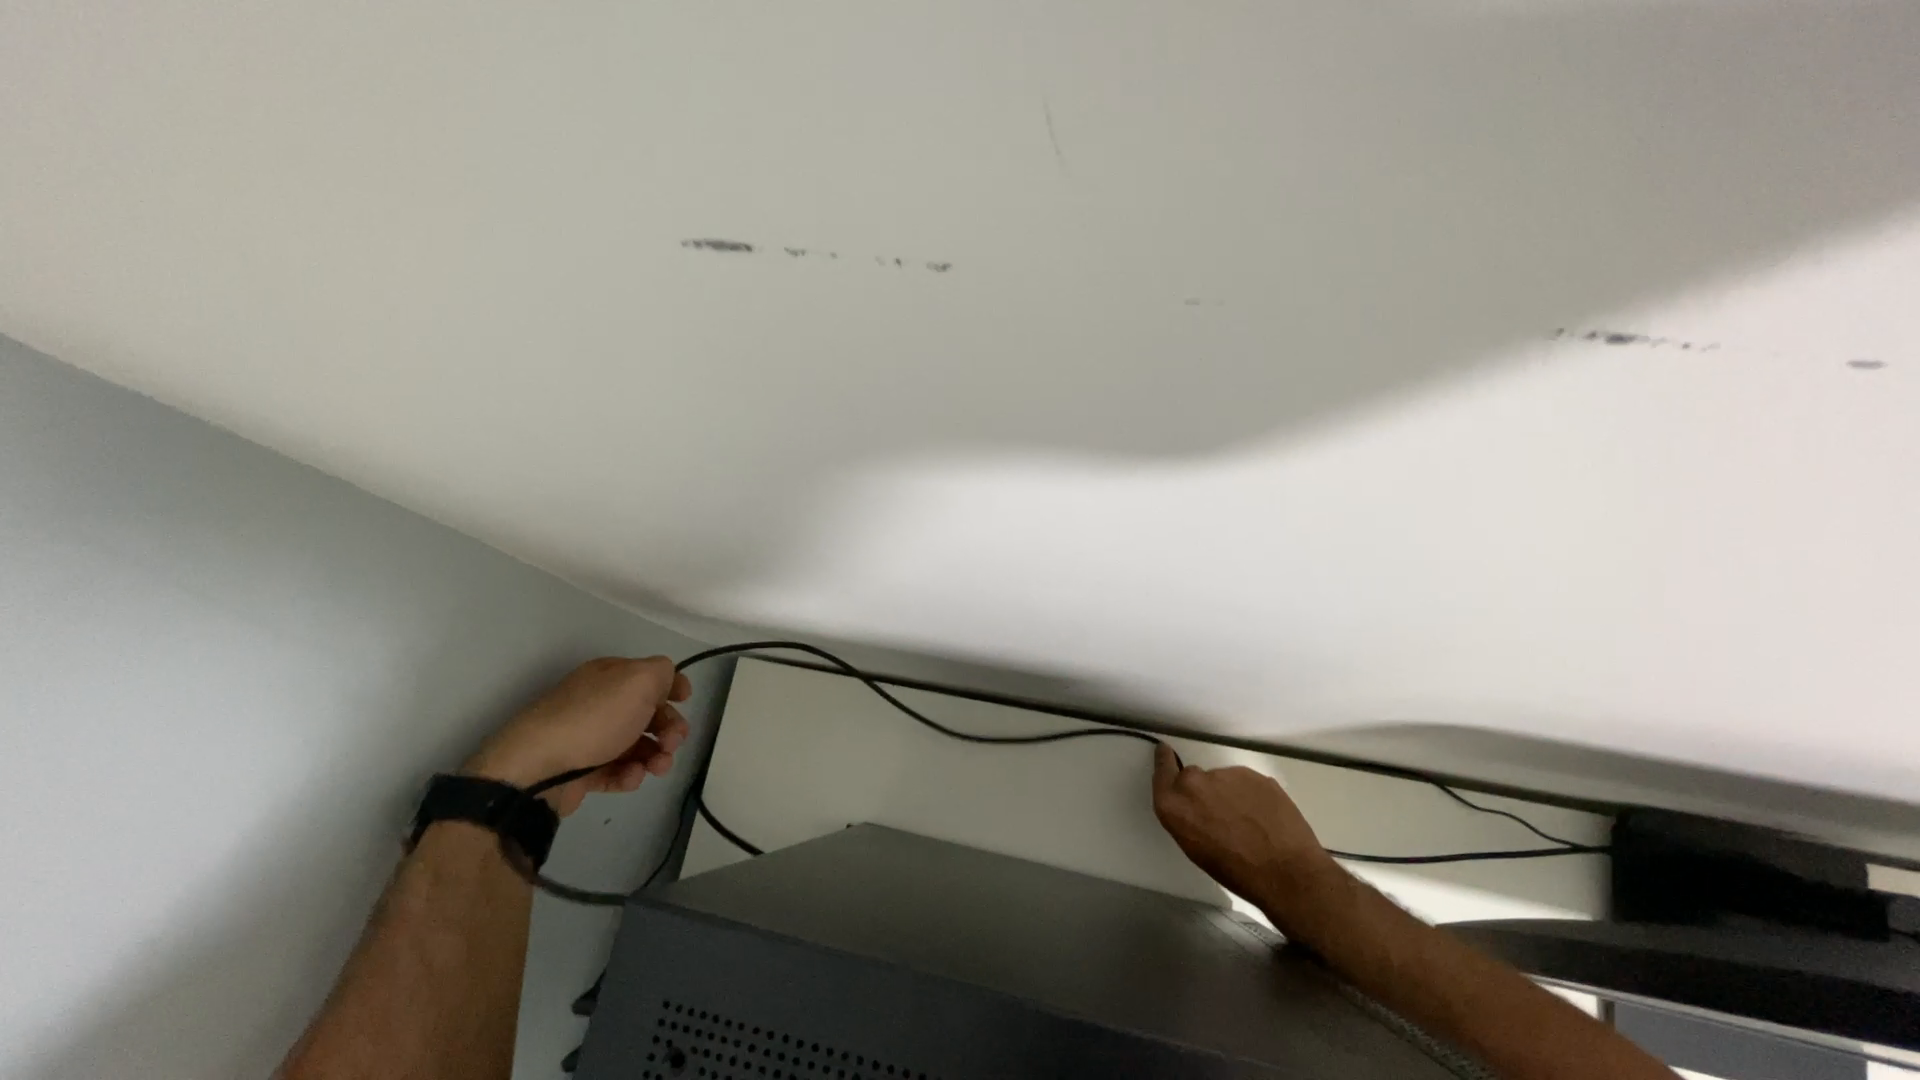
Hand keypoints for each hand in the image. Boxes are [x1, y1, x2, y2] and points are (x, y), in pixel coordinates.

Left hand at [464, 656, 690, 816]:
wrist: (537, 768)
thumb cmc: (594, 718)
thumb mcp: (638, 680)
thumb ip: (662, 672)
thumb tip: (667, 681)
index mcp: (609, 676)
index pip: (649, 674)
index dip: (672, 685)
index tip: (686, 700)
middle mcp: (598, 703)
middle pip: (646, 713)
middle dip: (669, 727)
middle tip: (674, 742)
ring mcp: (588, 738)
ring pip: (635, 745)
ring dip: (655, 756)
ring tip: (656, 768)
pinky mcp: (581, 771)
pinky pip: (615, 771)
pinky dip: (629, 775)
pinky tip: (630, 777)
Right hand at [1151, 744, 1335, 908]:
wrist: (1285, 871)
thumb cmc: (1234, 871)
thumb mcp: (1196, 849)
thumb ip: (1186, 817)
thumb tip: (1195, 806)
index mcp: (1174, 805)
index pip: (1162, 771)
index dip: (1164, 760)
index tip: (1164, 751)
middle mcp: (1195, 783)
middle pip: (1192, 776)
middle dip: (1202, 790)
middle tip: (1219, 815)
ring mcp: (1226, 775)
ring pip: (1222, 780)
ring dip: (1228, 794)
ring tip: (1248, 822)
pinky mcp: (1254, 774)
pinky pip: (1245, 782)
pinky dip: (1250, 795)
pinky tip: (1264, 817)